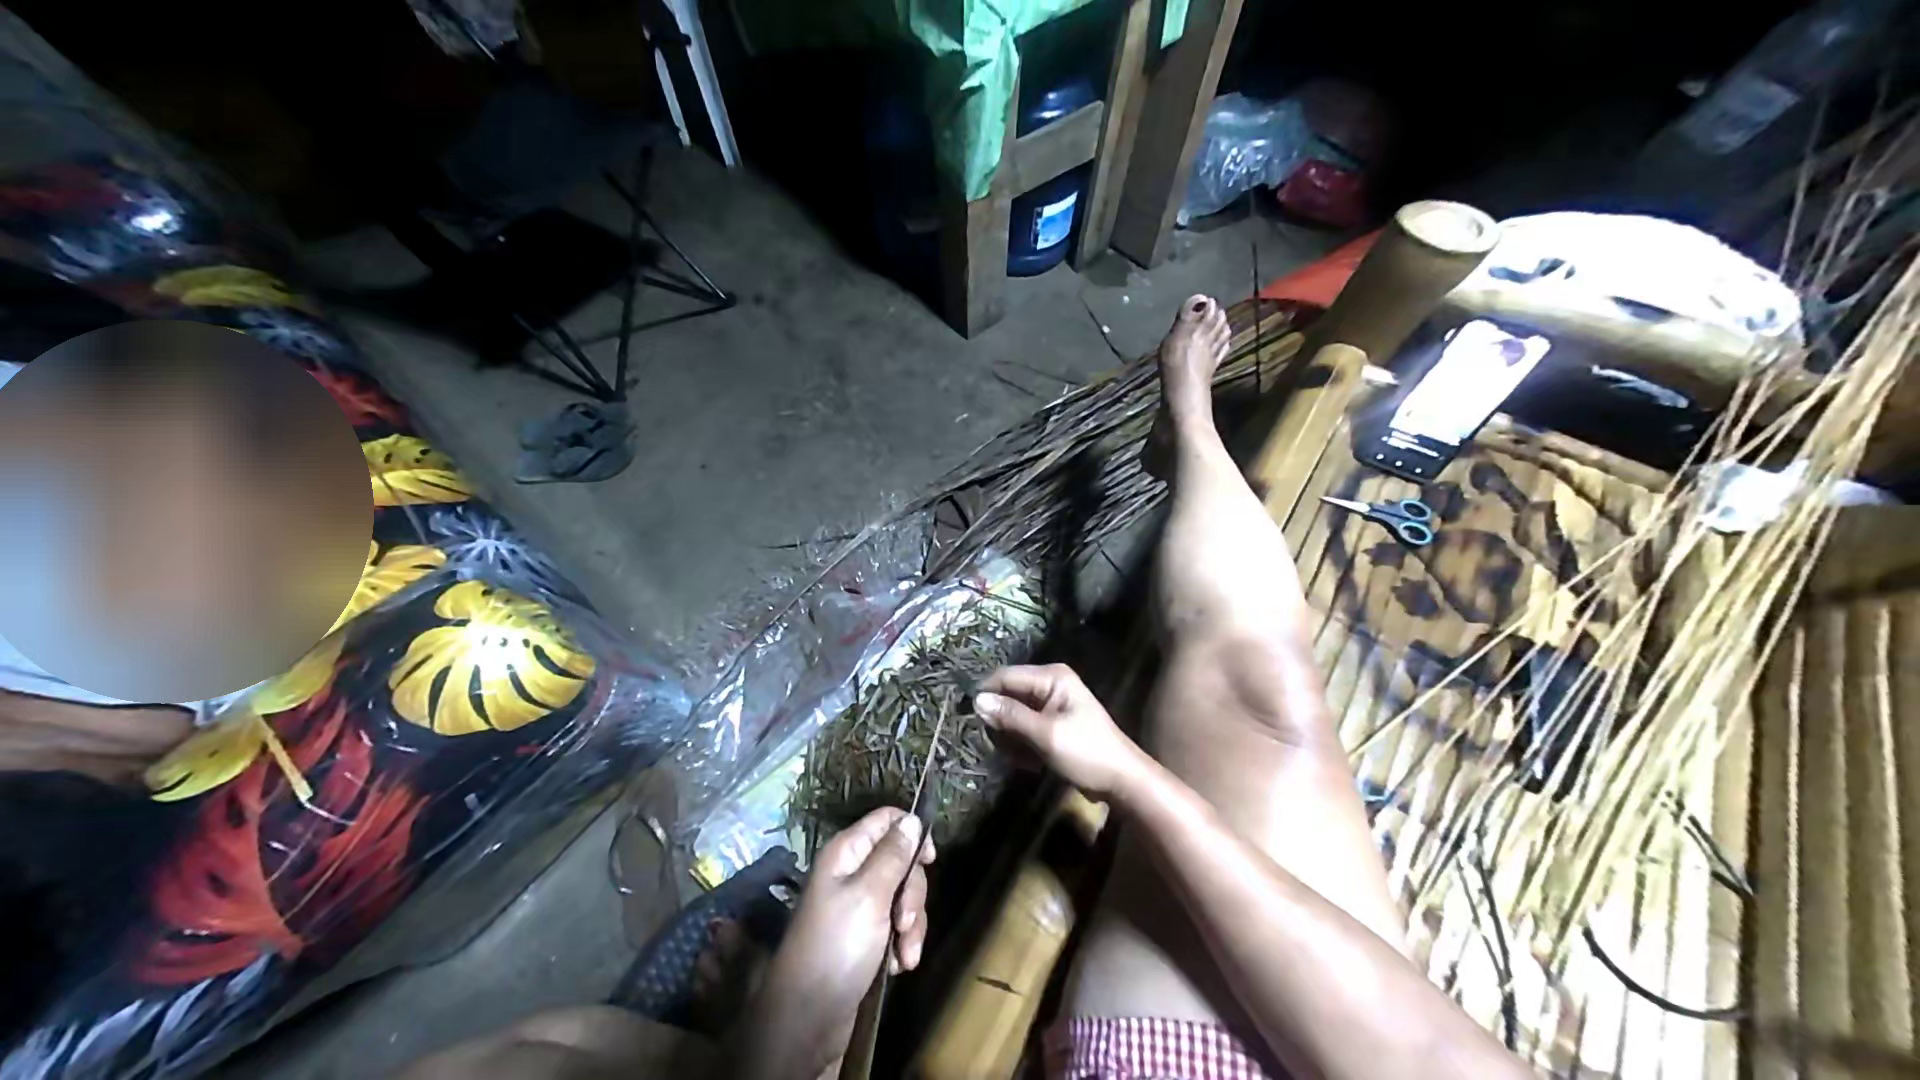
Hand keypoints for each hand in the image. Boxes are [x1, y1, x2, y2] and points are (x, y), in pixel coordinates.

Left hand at [738, 807, 933, 1079]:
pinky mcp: (865, 935)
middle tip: (903, 921)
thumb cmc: (837, 946)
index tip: (930, 859)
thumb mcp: (870, 895)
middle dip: (913, 893)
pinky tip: (897, 966)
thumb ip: (894, 855)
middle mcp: (853, 873)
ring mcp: (859, 905)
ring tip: (903, 956)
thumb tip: (913, 819)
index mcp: (847, 853)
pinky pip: (896, 926)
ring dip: (911, 926)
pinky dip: (902, 944)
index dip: (912, 832)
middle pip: (900, 861)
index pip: (886, 820)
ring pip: (903, 897)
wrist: (808, 1019)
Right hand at [974, 664, 1148, 798]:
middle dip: (1000, 722)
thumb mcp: (1046, 734)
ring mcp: (1050, 705)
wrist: (1121, 781)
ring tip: (1020, 757)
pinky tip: (1029, 762)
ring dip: (1010, 738)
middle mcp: (1049, 684)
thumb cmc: (1086, 753)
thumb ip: (1010, 716)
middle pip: (1007, 695)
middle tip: (1000, 746)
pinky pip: (1023, 729)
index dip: (986, 695)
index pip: (1005, 676)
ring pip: (1012, 715)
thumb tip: (977, 700)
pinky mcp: (1050, 724)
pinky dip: (1021, 745)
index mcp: (1051, 677)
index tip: (967, 718)